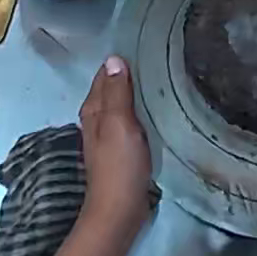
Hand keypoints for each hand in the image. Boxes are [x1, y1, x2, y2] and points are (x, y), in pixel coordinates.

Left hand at [77, 56, 153, 236]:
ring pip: (123, 102)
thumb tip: (114, 58)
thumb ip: (116, 93)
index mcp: (93, 108)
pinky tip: (159, 108)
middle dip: (131, 73)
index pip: (106, 73)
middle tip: (161, 58)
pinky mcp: (122, 146)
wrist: (121, 209)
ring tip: (163, 77)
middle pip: (114, 87)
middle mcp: (97, 117)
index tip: (147, 46)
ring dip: (138, 92)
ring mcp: (109, 133)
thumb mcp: (119, 124)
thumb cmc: (119, 165)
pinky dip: (143, 109)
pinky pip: (132, 118)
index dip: (122, 60)